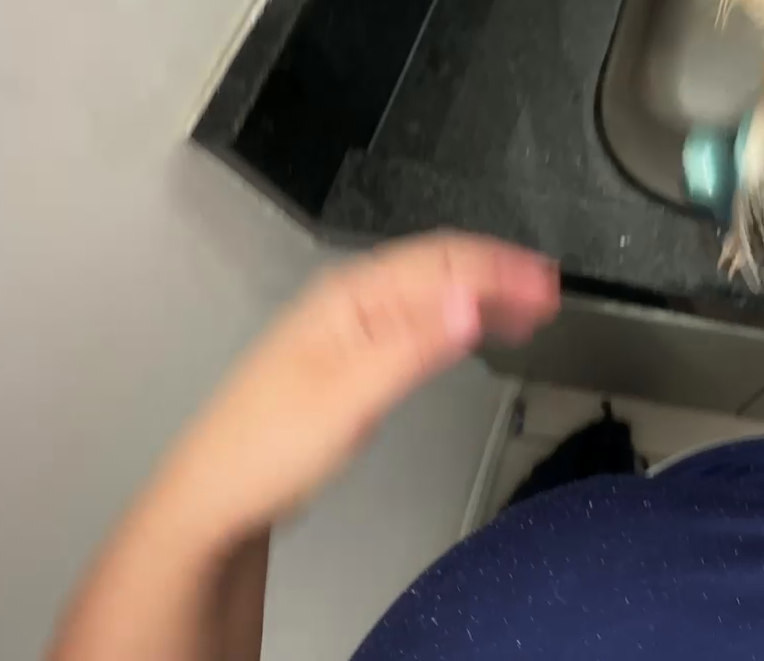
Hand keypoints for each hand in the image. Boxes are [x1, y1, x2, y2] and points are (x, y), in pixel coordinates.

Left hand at [150, 232, 560, 545]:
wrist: (213, 500)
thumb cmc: (268, 447)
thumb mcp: (346, 396)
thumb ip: (413, 345)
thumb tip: (472, 305)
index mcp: (354, 295)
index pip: (444, 263)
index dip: (500, 270)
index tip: (546, 286)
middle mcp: (359, 298)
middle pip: (444, 267)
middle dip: (501, 274)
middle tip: (550, 291)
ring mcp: (361, 323)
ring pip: (439, 290)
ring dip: (488, 293)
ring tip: (533, 306)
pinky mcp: (366, 350)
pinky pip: (428, 317)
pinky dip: (465, 317)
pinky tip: (484, 327)